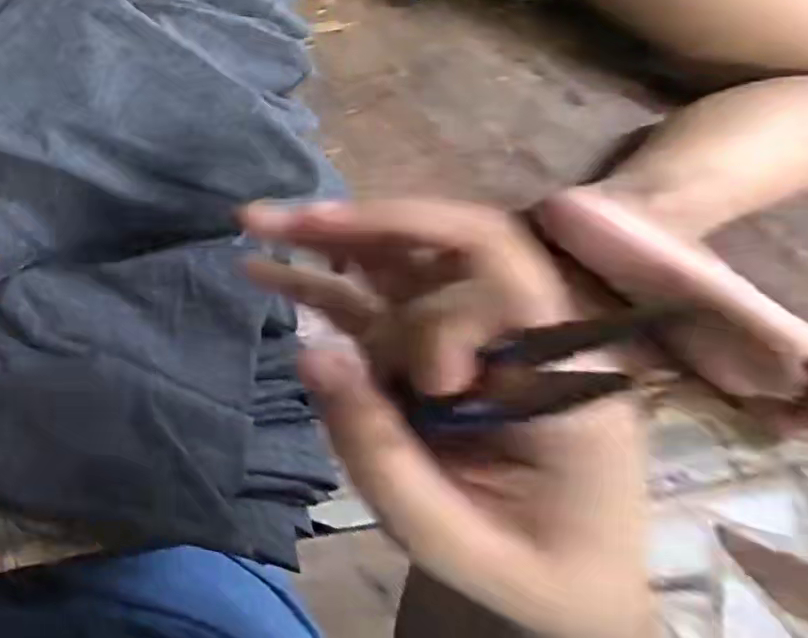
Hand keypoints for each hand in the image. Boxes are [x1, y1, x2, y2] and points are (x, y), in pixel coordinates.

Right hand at [241, 200, 653, 637]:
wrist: (533, 588)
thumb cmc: (512, 571)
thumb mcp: (446, 533)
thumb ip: (378, 446)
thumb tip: (310, 350)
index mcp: (555, 374)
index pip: (504, 280)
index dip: (444, 308)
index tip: (427, 385)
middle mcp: (504, 334)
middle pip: (438, 247)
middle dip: (358, 227)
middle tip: (280, 220)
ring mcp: (452, 336)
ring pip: (390, 259)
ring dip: (320, 237)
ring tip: (252, 221)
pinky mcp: (409, 346)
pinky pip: (358, 297)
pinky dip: (308, 280)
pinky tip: (257, 266)